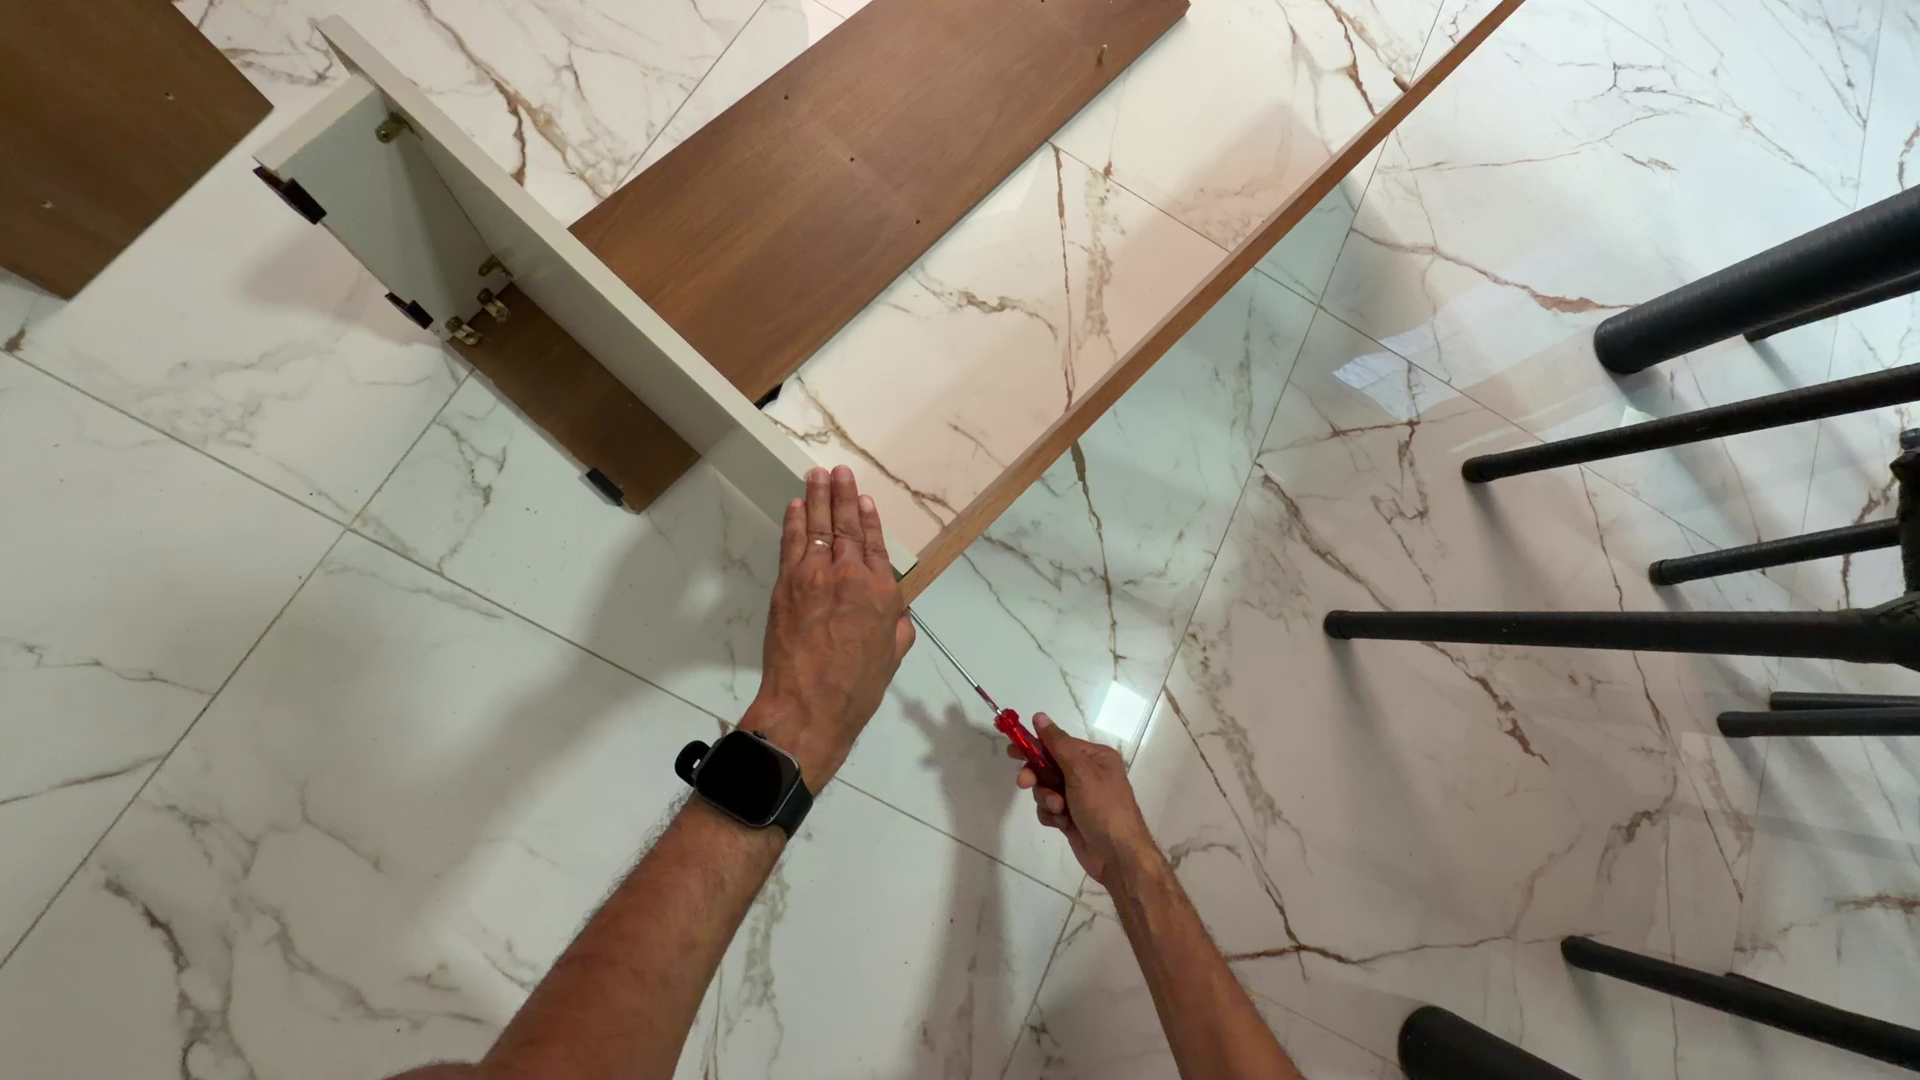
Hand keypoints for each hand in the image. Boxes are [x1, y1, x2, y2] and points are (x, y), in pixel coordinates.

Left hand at [744, 466, 914, 789]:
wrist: (809, 705)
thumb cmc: (857, 687)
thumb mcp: (893, 655)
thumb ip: (896, 624)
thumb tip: (894, 610)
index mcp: (882, 592)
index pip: (876, 545)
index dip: (870, 519)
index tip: (866, 498)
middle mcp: (850, 575)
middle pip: (846, 526)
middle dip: (843, 495)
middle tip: (839, 471)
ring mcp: (814, 576)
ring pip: (816, 527)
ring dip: (816, 498)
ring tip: (817, 474)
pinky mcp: (786, 585)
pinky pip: (791, 544)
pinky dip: (793, 522)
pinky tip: (794, 506)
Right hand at [1011, 714, 1157, 889]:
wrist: (1118, 856)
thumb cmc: (1102, 807)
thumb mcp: (1080, 771)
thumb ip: (1057, 743)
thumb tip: (1040, 716)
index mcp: (1095, 757)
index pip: (1058, 744)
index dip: (1035, 746)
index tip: (1013, 750)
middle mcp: (1088, 774)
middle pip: (1049, 766)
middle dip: (1038, 777)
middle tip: (1024, 782)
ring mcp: (1079, 797)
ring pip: (1046, 789)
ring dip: (1047, 799)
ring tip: (1059, 810)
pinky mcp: (1072, 817)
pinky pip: (1050, 809)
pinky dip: (1052, 815)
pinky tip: (1062, 823)